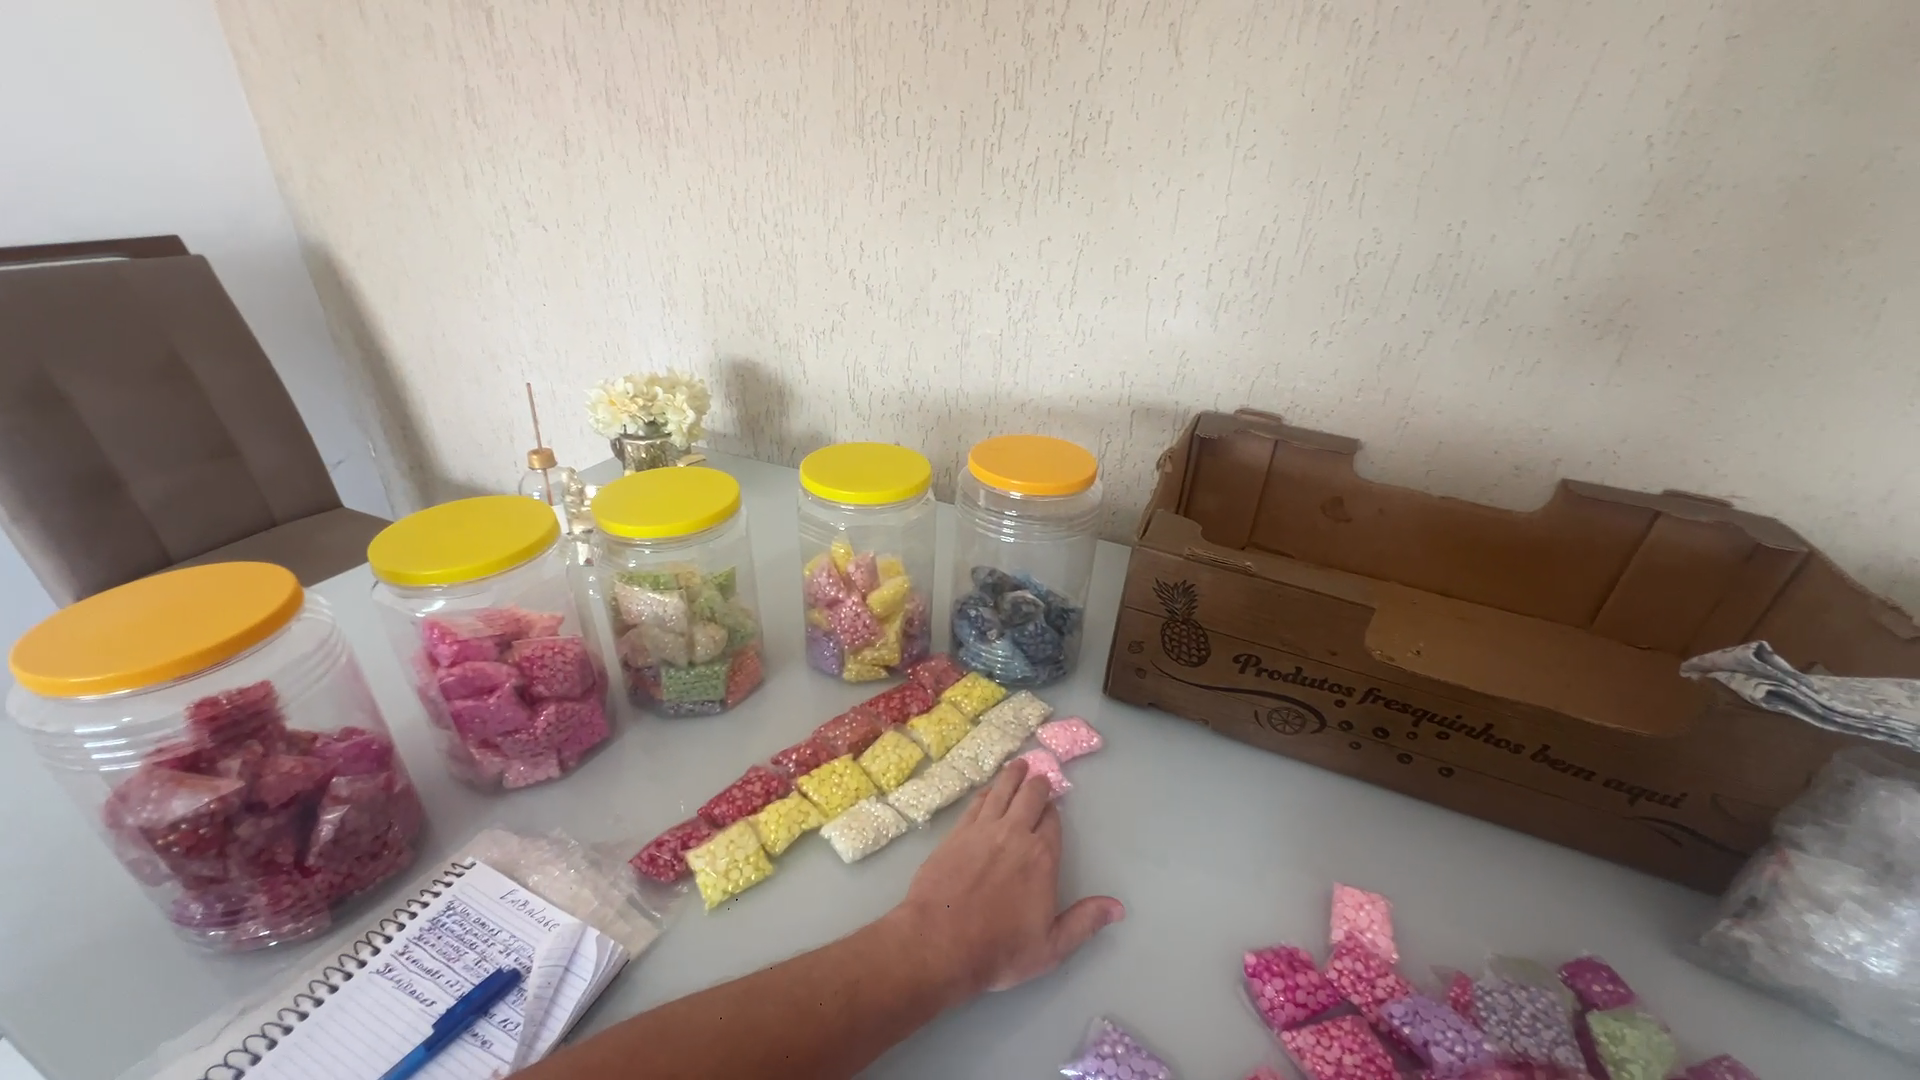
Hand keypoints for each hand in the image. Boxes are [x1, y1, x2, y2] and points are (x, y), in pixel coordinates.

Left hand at [886, 758, 1124, 998]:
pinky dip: (987, 792)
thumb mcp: (1051, 947)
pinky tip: (988, 789)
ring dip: (1013, 776)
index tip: (1054, 807)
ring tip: (1018, 765)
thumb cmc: (998, 950)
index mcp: (1042, 857)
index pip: (1052, 821)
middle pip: (1029, 797)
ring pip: (1001, 791)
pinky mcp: (956, 833)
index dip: (1053, 812)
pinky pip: (976, 803)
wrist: (938, 943)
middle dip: (1037, 784)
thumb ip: (1084, 922)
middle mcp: (1014, 834)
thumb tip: (1118, 907)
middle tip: (1039, 776)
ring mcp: (982, 830)